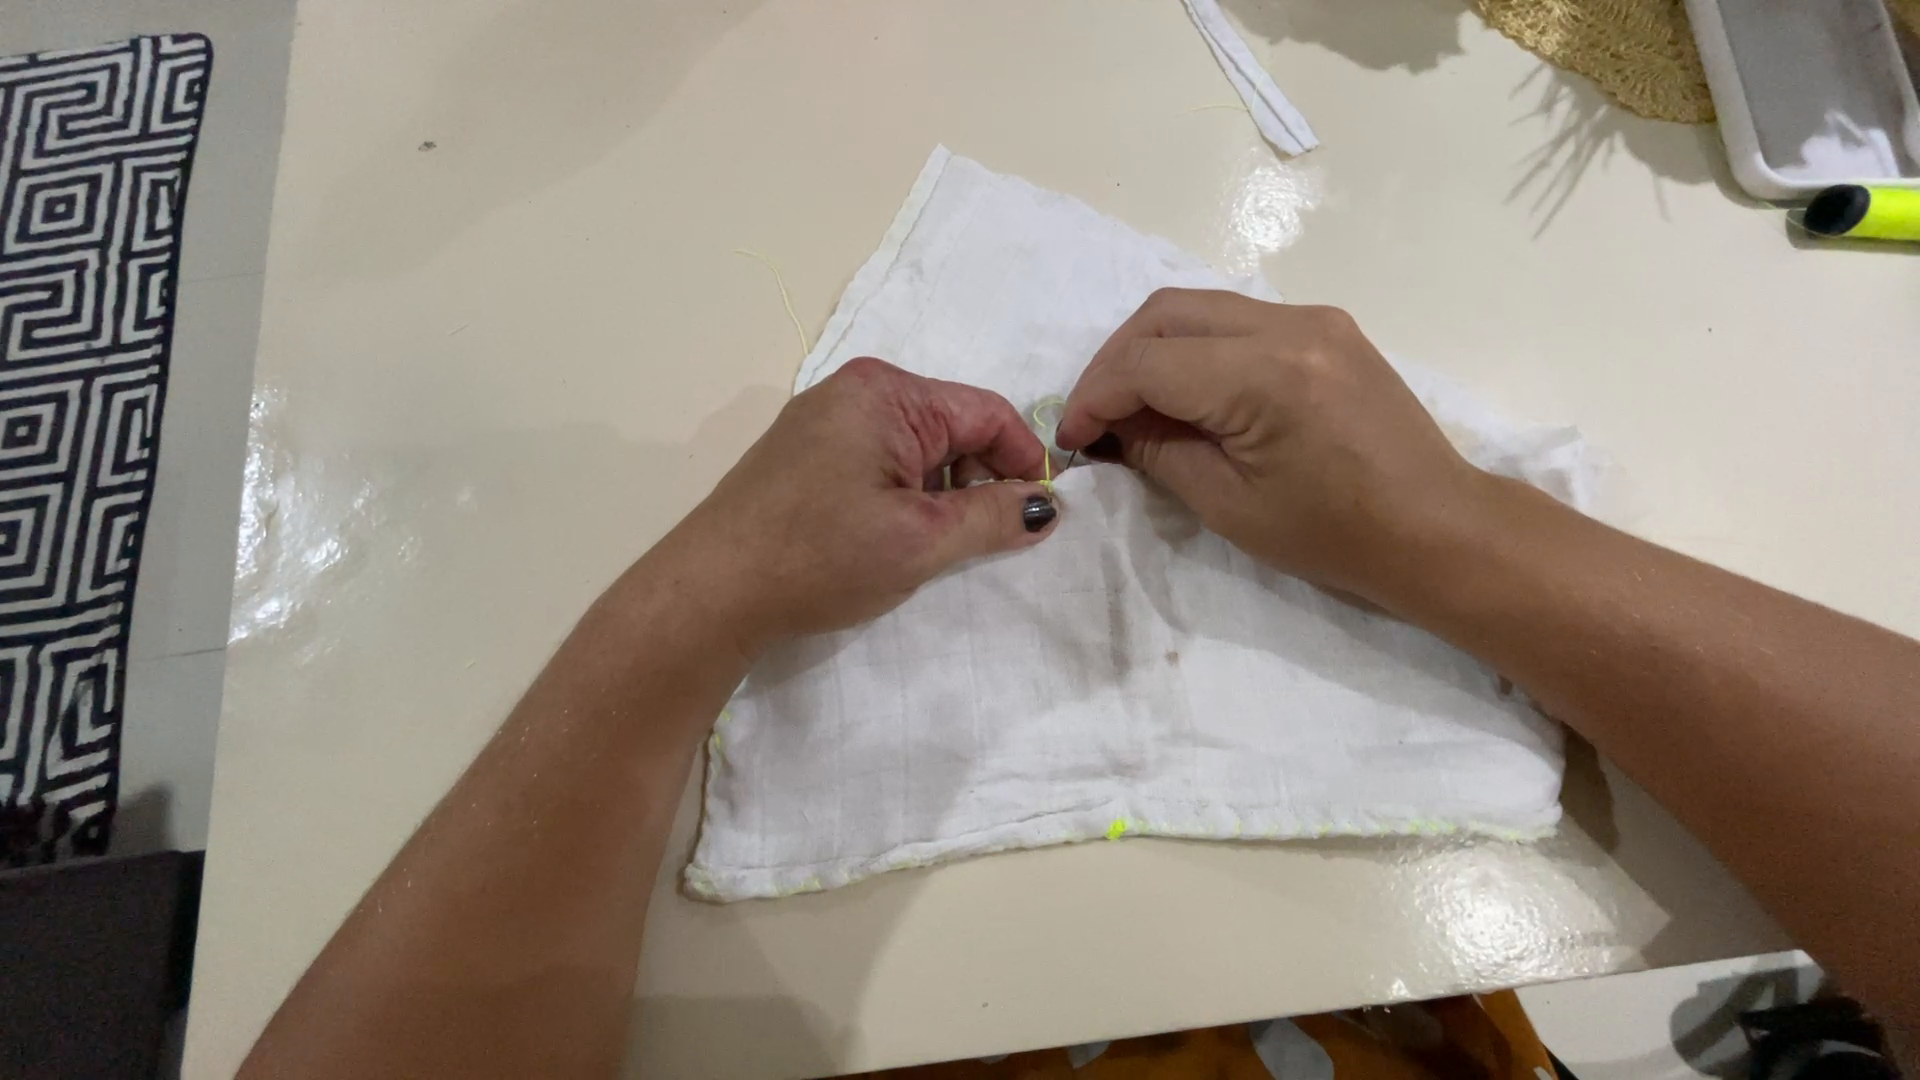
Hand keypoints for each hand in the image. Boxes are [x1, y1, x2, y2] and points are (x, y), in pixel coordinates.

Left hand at [658, 358, 1058, 653]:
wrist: (711, 591)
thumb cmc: (821, 557)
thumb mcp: (920, 539)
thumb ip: (993, 517)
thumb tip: (1047, 506)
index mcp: (887, 392)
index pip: (987, 412)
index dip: (1023, 461)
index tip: (1039, 515)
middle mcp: (855, 391)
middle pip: (952, 427)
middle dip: (980, 479)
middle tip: (984, 538)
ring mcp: (826, 421)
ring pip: (918, 450)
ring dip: (942, 493)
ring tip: (933, 544)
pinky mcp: (808, 455)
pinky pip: (881, 463)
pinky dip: (905, 496)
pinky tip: (893, 537)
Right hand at [1055, 289, 1484, 605]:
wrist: (1434, 528)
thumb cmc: (1332, 535)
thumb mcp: (1226, 503)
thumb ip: (1158, 450)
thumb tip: (1110, 426)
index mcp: (1266, 378)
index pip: (1147, 364)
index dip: (1094, 397)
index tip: (1070, 438)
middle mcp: (1290, 326)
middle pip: (1164, 314)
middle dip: (1112, 362)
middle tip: (1092, 414)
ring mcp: (1312, 319)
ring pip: (1196, 308)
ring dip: (1148, 350)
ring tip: (1127, 404)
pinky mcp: (1323, 327)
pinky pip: (1233, 321)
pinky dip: (1190, 349)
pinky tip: (1180, 392)